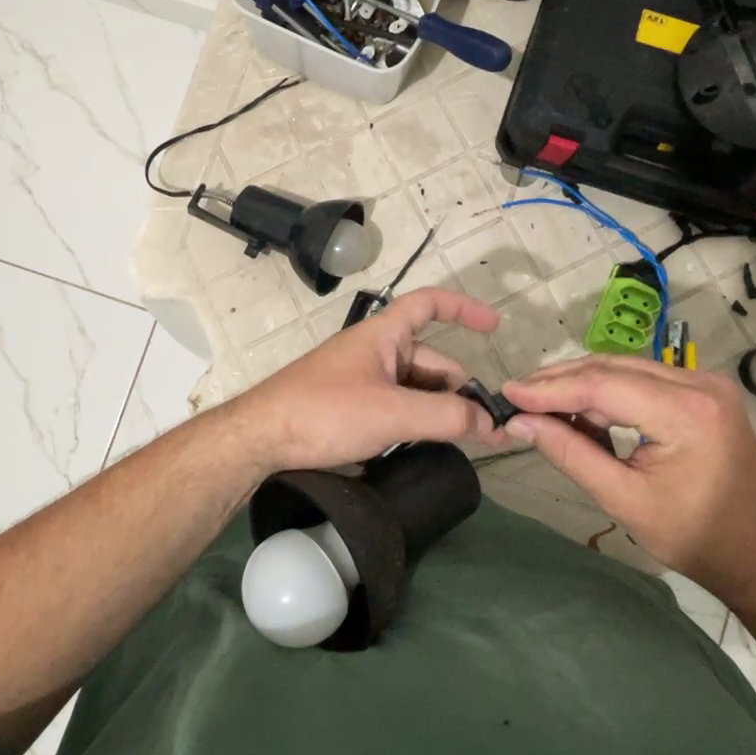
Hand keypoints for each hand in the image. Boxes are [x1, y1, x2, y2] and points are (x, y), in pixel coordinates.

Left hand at [227, 288, 509, 473]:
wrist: (259, 440)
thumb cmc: (323, 412)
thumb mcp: (391, 413)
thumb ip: (446, 417)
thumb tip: (491, 423)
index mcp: (382, 334)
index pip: (429, 304)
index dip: (464, 309)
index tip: (495, 326)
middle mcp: (374, 352)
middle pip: (431, 362)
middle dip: (456, 392)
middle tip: (482, 432)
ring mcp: (361, 381)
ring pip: (414, 391)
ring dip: (434, 412)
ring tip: (452, 445)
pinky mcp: (350, 408)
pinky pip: (394, 408)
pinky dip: (412, 424)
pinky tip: (419, 450)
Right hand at [501, 356, 755, 611]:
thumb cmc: (695, 536)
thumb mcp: (624, 500)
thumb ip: (570, 454)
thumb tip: (519, 423)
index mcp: (685, 412)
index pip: (601, 385)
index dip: (549, 389)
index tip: (507, 394)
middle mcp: (698, 384)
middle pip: (611, 367)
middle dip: (559, 381)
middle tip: (516, 398)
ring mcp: (705, 384)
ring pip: (625, 369)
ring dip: (581, 384)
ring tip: (540, 406)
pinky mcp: (703, 393)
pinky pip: (642, 379)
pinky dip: (607, 392)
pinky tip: (582, 412)